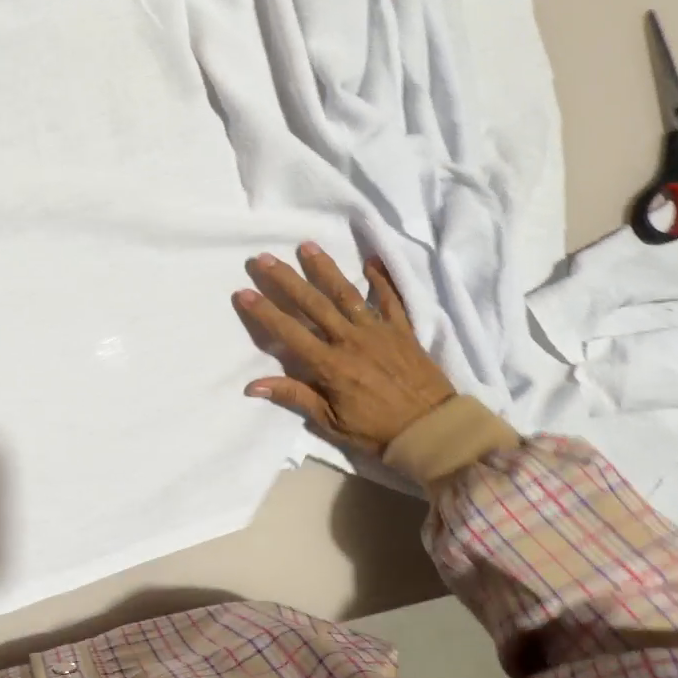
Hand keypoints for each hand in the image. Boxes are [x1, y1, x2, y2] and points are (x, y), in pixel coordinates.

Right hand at [233, 244, 454, 453]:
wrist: (433, 430)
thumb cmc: (377, 431)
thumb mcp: (330, 422)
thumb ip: (295, 397)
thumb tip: (253, 385)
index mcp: (330, 364)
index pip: (289, 332)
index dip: (264, 311)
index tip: (243, 291)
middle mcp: (351, 340)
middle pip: (313, 304)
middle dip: (286, 280)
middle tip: (264, 258)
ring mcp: (378, 331)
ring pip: (346, 293)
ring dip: (324, 268)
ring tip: (307, 246)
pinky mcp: (403, 330)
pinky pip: (391, 300)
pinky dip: (382, 279)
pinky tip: (371, 261)